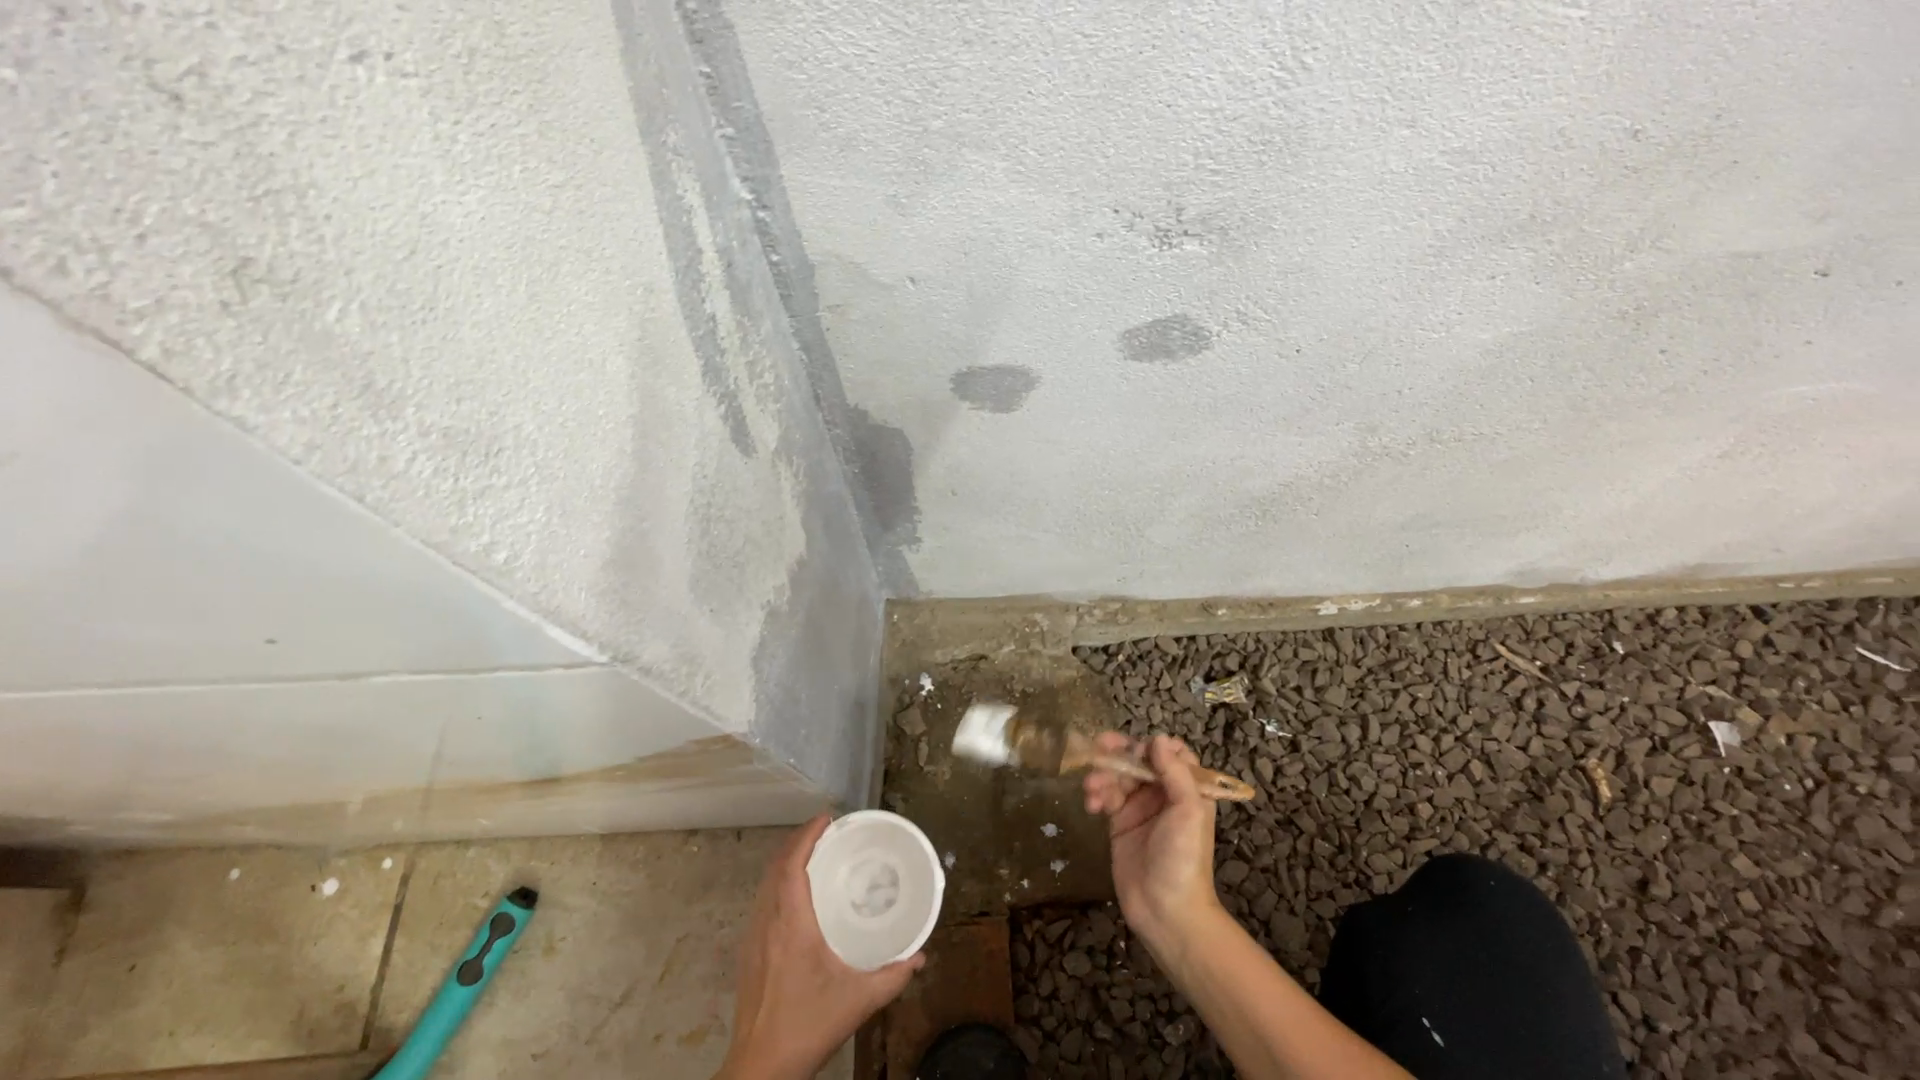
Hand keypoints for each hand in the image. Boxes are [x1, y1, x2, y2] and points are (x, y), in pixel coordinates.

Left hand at [717, 815, 924, 1079]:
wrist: (760, 1067)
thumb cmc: (808, 1025)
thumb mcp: (858, 1001)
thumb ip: (893, 977)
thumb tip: (920, 957)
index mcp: (790, 925)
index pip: (791, 866)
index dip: (806, 836)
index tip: (826, 818)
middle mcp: (766, 924)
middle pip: (775, 868)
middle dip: (797, 843)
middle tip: (826, 832)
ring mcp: (752, 939)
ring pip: (764, 886)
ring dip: (785, 863)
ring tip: (813, 856)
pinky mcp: (748, 954)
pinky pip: (762, 904)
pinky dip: (778, 886)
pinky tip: (797, 899)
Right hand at [1083, 734, 1220, 942]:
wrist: (1166, 909)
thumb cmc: (1184, 858)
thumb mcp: (1188, 810)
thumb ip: (1175, 772)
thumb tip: (1159, 738)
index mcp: (1187, 789)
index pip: (1170, 754)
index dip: (1153, 746)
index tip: (1138, 750)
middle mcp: (1163, 795)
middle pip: (1139, 761)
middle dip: (1119, 753)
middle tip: (1099, 746)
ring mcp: (1139, 809)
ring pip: (1118, 777)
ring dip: (1102, 776)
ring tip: (1092, 788)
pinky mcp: (1119, 824)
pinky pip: (1105, 798)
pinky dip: (1096, 795)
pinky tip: (1091, 805)